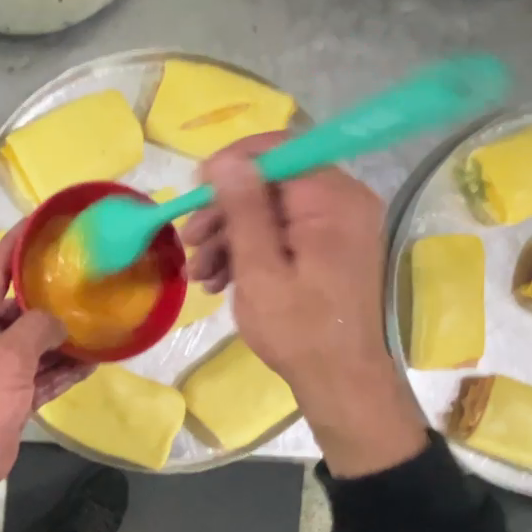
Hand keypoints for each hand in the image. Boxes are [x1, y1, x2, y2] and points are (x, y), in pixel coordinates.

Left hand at [0, 224, 94, 531]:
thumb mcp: (6, 357)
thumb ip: (35, 329)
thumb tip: (58, 320)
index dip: (16, 247)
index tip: (40, 225)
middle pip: (19, 311)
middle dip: (50, 301)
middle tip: (88, 284)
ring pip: (36, 346)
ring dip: (64, 340)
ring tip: (100, 324)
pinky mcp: (12, 398)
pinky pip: (42, 376)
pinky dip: (64, 371)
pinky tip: (94, 362)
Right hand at [182, 135, 426, 477]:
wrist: (339, 380)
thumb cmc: (298, 329)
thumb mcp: (260, 270)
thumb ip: (243, 210)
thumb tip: (224, 160)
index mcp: (332, 199)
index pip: (278, 151)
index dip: (231, 165)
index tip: (194, 194)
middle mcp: (342, 201)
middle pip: (271, 182)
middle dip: (224, 211)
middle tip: (188, 242)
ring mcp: (338, 225)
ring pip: (271, 210)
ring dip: (230, 237)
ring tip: (201, 275)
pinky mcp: (330, 247)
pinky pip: (283, 233)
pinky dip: (250, 251)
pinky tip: (221, 280)